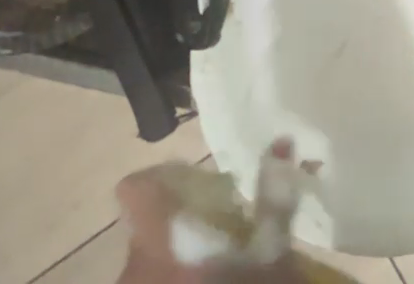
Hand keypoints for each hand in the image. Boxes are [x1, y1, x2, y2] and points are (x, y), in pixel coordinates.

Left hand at [114, 169, 304, 283]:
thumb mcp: (274, 256)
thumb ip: (275, 197)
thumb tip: (282, 142)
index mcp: (159, 243)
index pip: (137, 188)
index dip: (168, 178)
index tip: (207, 187)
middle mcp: (131, 271)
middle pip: (152, 227)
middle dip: (192, 224)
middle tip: (234, 234)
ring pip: (153, 264)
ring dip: (186, 260)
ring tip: (230, 272)